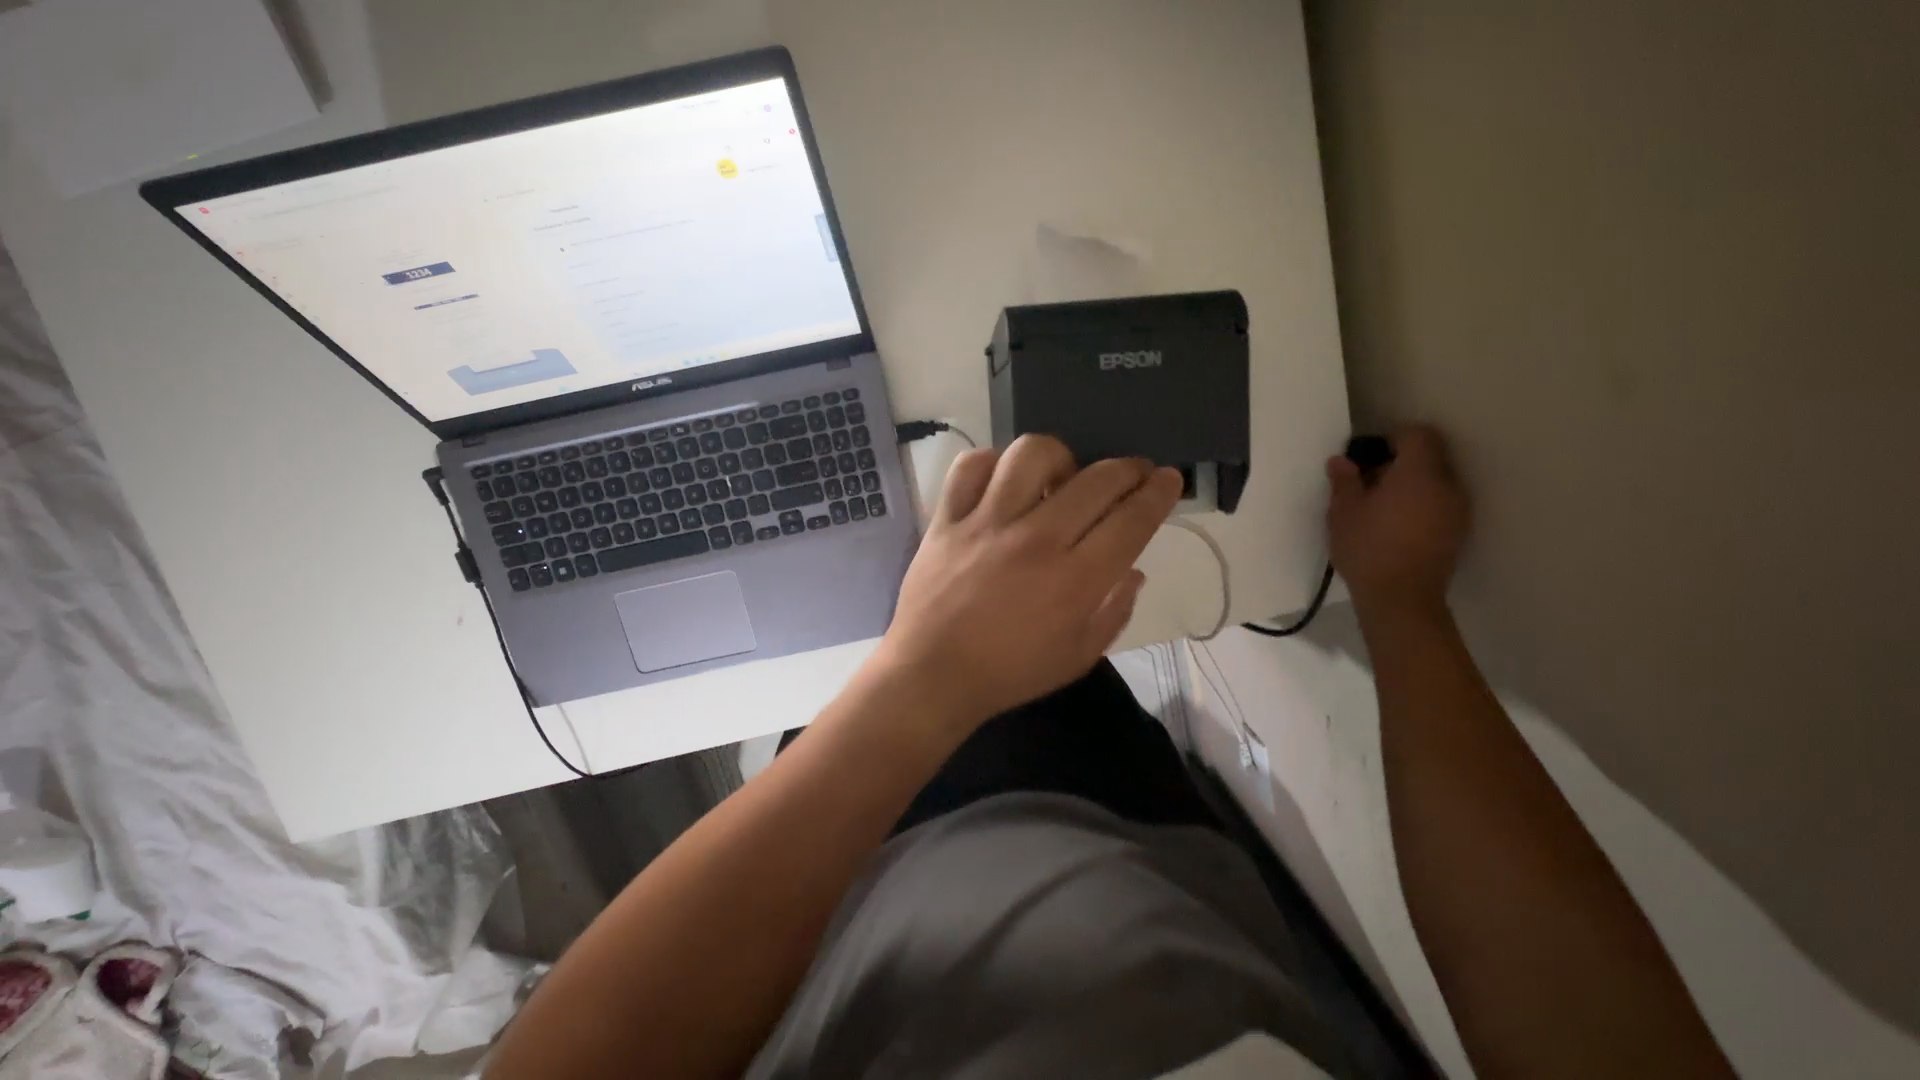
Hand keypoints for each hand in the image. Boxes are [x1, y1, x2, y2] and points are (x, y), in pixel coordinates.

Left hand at [873, 435, 1182, 731]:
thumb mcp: (1078, 656)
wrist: (932, 676)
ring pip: (1031, 456)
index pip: (1132, 520)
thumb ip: (1114, 611)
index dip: (1158, 494)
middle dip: (1128, 469)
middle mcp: (1036, 540)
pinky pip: (970, 467)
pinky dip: (992, 464)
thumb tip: (1134, 570)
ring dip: (1059, 458)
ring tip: (1061, 478)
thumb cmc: (1010, 673)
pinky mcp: (947, 519)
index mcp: (1075, 580)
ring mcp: (987, 524)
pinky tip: (1004, 480)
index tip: (1168, 479)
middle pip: (1095, 481)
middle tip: (1132, 474)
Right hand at [1327, 424, 1470, 617]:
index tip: (1369, 455)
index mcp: (1419, 473)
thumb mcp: (1343, 512)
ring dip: (1412, 487)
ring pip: (1436, 483)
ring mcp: (1458, 510)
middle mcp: (1447, 485)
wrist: (1401, 600)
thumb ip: (1344, 481)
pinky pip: (1441, 505)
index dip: (1394, 438)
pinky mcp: (1458, 533)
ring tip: (1382, 509)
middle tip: (1370, 484)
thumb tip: (1342, 461)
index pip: (1418, 435)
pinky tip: (1397, 528)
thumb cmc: (1368, 549)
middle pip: (1429, 458)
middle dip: (1401, 464)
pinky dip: (1422, 507)